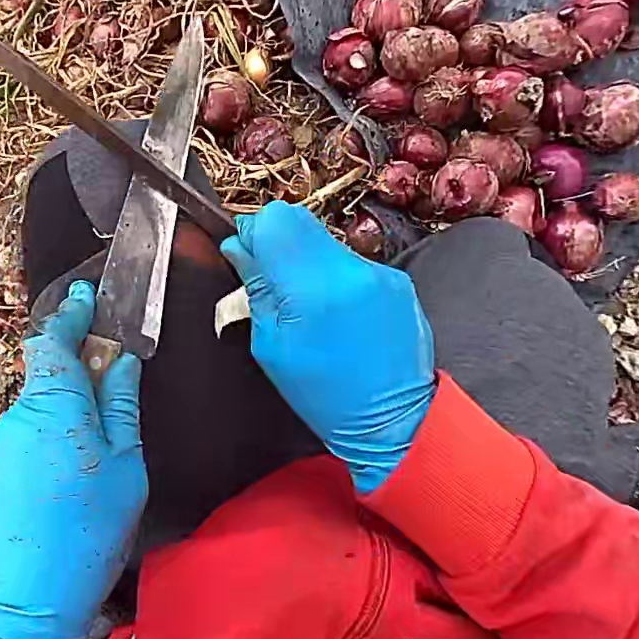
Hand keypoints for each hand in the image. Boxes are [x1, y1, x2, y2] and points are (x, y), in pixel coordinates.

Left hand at [0, 282, 145, 638]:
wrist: (18, 612)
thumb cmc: (86, 536)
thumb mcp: (125, 469)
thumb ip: (121, 407)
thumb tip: (122, 362)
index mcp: (54, 410)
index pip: (53, 342)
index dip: (70, 315)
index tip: (85, 297)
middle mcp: (17, 418)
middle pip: (48, 375)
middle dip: (79, 371)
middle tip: (115, 387)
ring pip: (38, 408)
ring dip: (67, 410)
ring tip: (97, 453)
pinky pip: (24, 435)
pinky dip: (50, 435)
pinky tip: (69, 474)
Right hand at [220, 202, 434, 492]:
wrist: (392, 419)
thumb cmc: (326, 394)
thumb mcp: (271, 347)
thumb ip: (255, 289)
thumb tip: (239, 246)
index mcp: (312, 290)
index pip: (274, 219)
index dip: (254, 233)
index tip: (249, 257)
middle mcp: (351, 271)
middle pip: (301, 220)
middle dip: (280, 244)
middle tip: (275, 282)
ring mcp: (380, 273)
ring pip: (326, 240)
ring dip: (309, 261)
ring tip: (312, 306)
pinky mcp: (399, 280)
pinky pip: (353, 261)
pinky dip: (337, 277)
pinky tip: (340, 313)